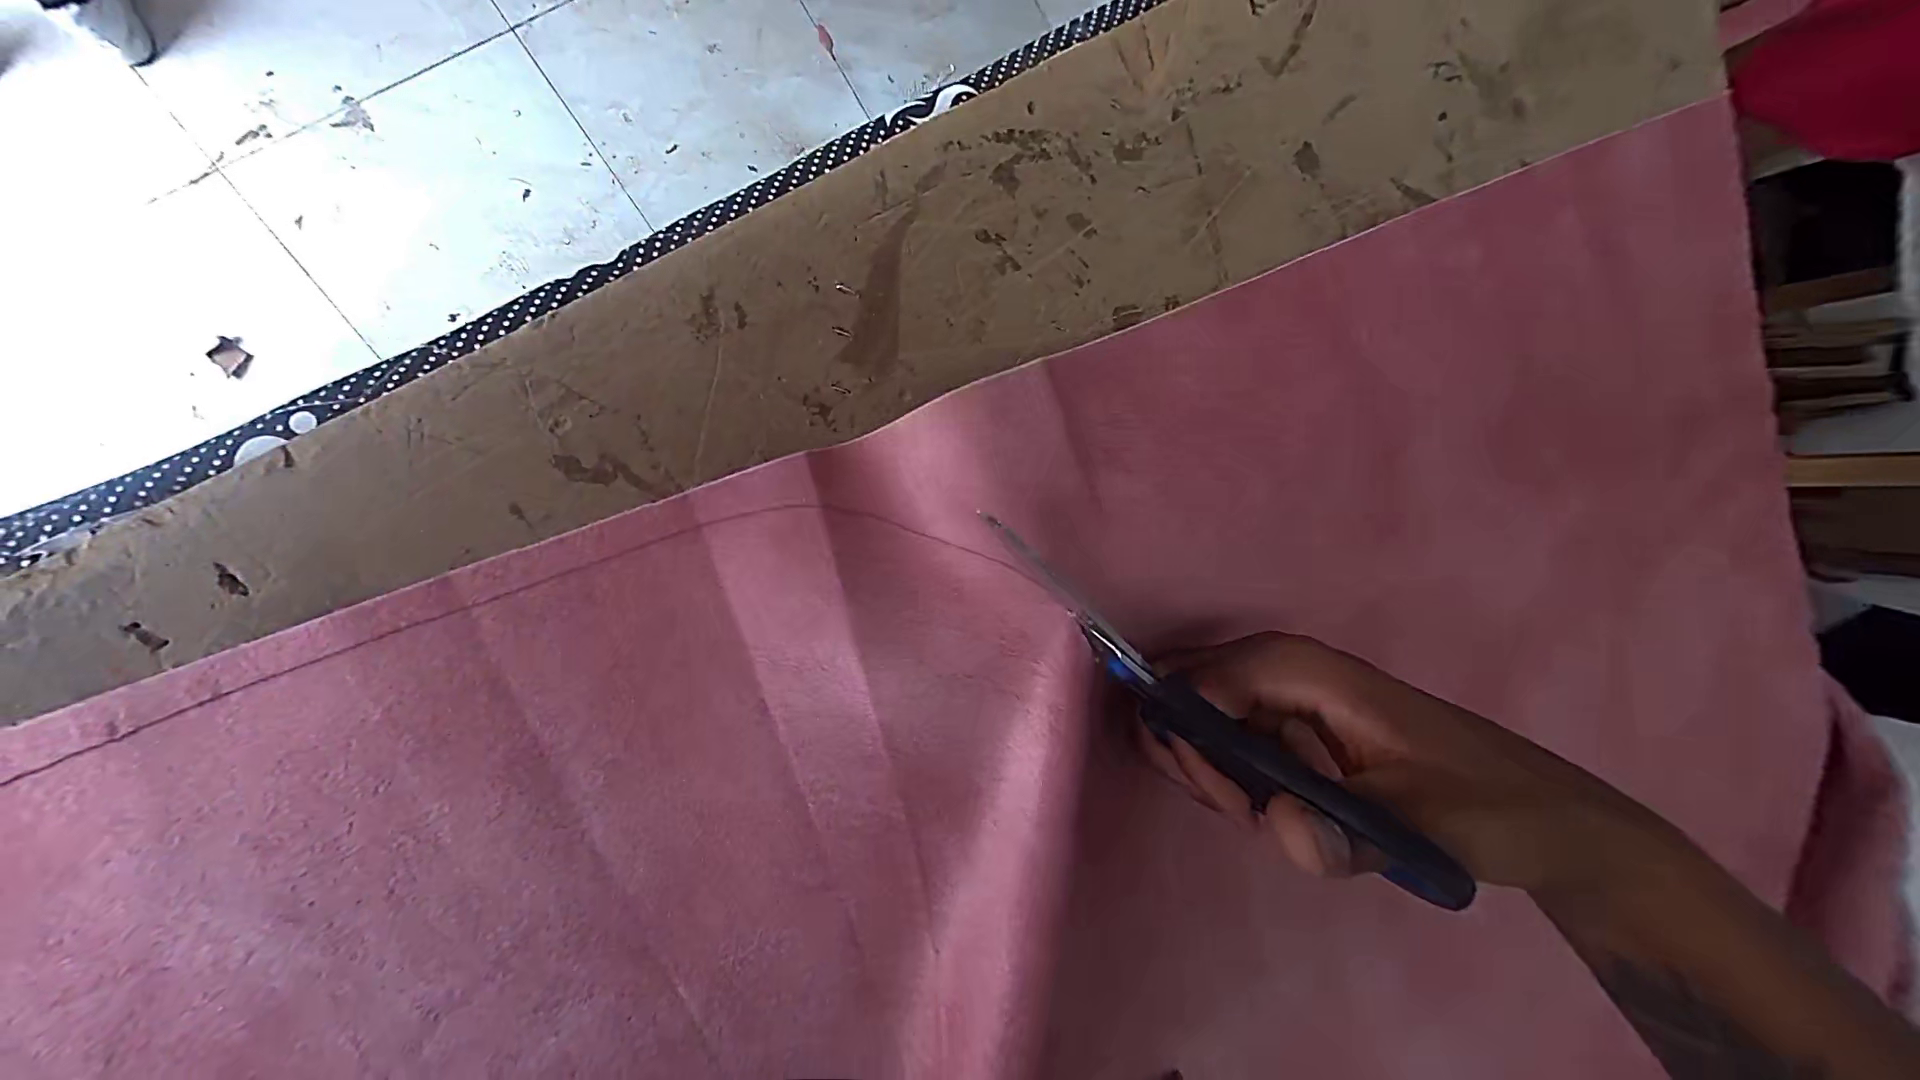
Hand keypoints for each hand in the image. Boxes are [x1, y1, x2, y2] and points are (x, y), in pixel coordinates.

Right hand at [1134, 632, 1679, 893]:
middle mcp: (1281, 671)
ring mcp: (1275, 697)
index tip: (1227, 794)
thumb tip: (1276, 823)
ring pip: (1192, 713)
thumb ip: (1350, 834)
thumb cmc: (1486, 805)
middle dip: (1187, 747)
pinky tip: (1257, 806)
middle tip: (1239, 808)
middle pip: (1187, 686)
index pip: (1213, 675)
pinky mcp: (1278, 726)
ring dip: (1201, 766)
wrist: (1535, 814)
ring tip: (1256, 813)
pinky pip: (1214, 736)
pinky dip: (1215, 772)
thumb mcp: (1428, 827)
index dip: (1195, 726)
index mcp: (1312, 671)